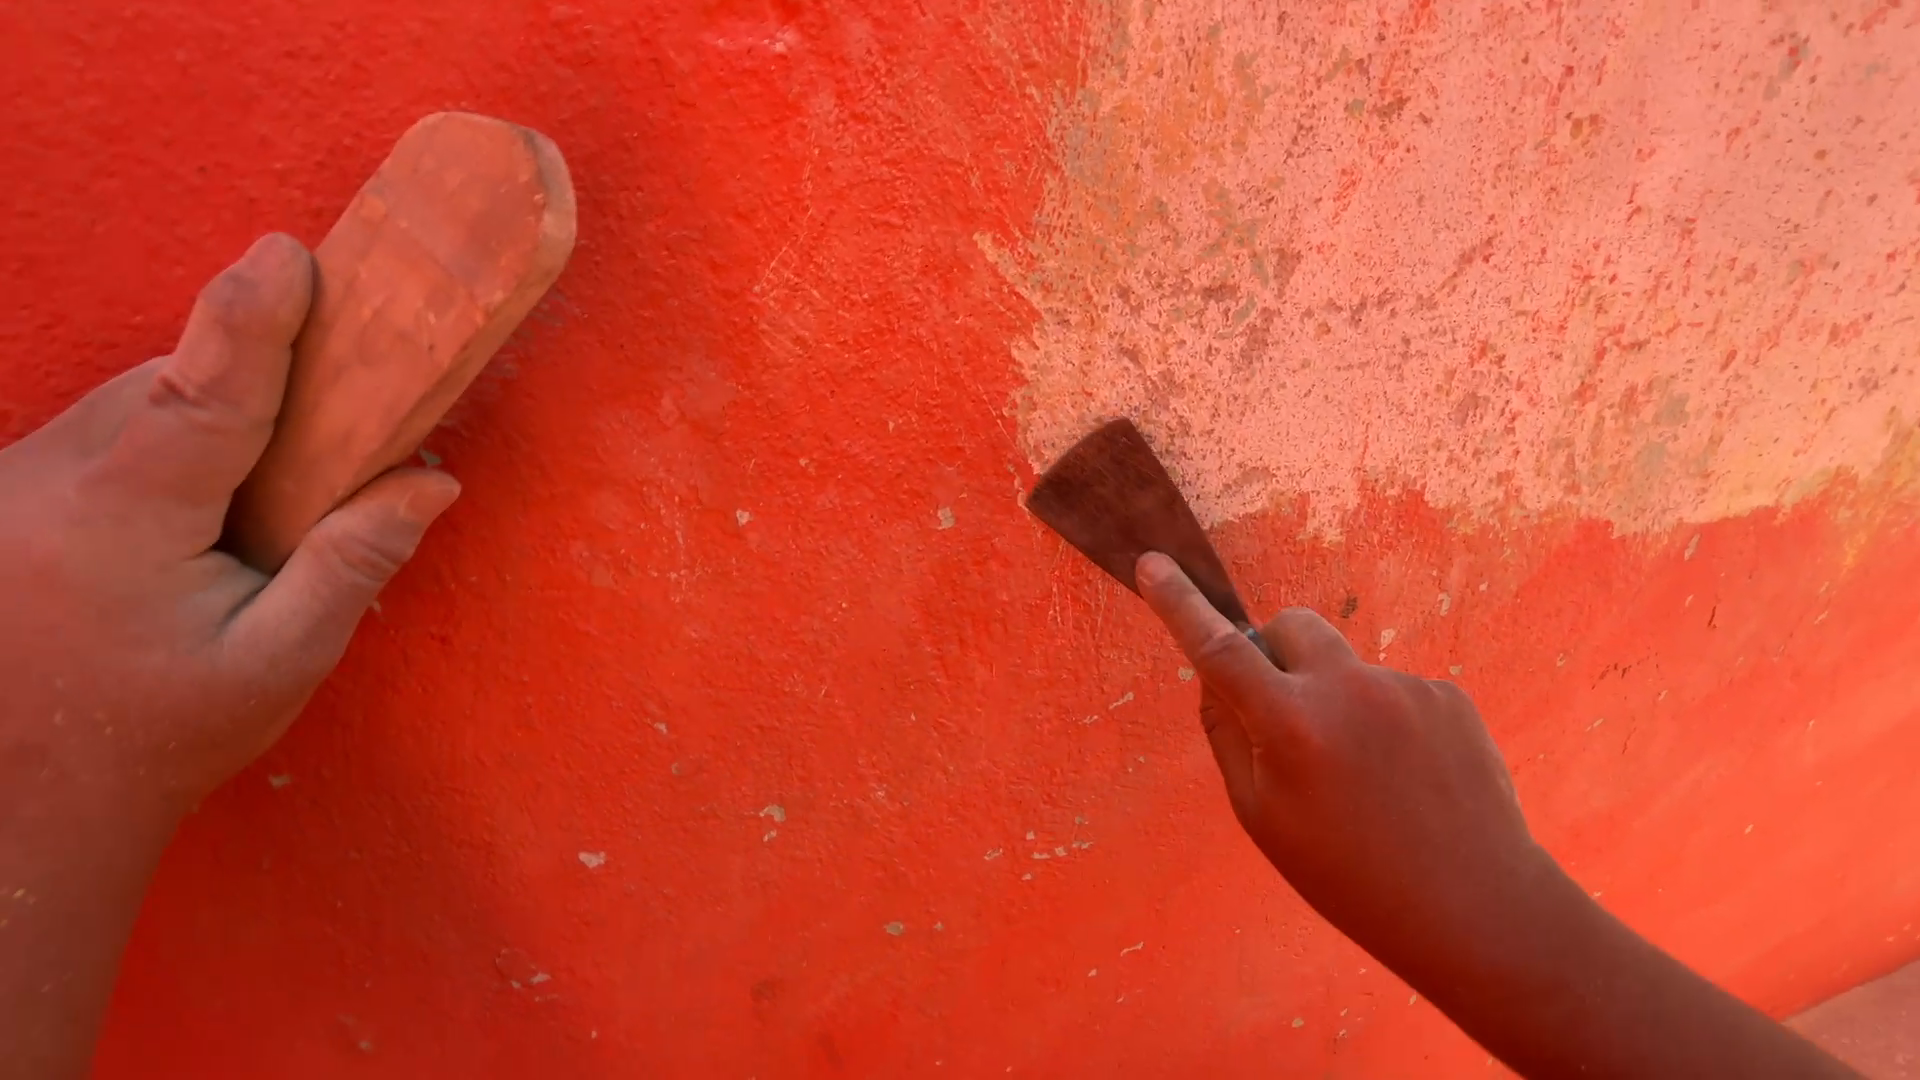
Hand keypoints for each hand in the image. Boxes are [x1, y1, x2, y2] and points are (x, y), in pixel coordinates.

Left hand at [0, 233, 459, 818]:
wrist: (31, 794)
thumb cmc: (171, 729)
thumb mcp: (289, 655)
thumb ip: (355, 560)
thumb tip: (431, 478)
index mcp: (116, 526)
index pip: (201, 399)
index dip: (249, 321)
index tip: (287, 256)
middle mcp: (40, 488)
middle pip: (171, 390)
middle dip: (259, 373)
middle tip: (343, 383)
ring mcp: (11, 491)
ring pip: (137, 404)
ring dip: (222, 405)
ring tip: (280, 459)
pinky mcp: (11, 499)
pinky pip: (111, 432)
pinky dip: (180, 432)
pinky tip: (218, 488)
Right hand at [1134, 552, 1561, 987]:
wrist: (1480, 910)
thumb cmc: (1346, 874)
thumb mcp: (1260, 814)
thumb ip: (1227, 734)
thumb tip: (1215, 679)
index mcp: (1292, 725)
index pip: (1219, 649)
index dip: (1179, 602)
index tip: (1153, 564)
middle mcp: (1348, 690)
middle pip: (1289, 625)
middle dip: (1273, 651)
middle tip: (1283, 711)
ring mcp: (1407, 687)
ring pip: (1342, 664)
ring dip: (1332, 695)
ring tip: (1363, 770)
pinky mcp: (1451, 696)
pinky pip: (1389, 687)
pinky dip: (1380, 716)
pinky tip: (1404, 772)